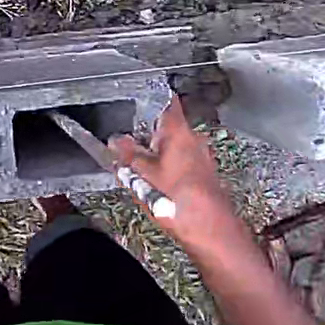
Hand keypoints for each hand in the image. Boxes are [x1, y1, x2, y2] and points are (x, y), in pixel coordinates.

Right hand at [108, 99, 248, 253]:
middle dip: (150, 133)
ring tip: (142, 168)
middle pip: (169, 126)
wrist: (209, 227)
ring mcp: (202, 156)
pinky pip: (183, 162)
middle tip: (131, 143)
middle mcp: (194, 139)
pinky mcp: (205, 174)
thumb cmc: (176, 198)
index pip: (167, 101)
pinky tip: (159, 183)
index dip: (153, 97)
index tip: (140, 98)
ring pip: (176, 145)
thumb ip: (126, 154)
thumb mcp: (140, 174)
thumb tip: (116, 140)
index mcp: (178, 131)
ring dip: (160, 152)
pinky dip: (170, 166)